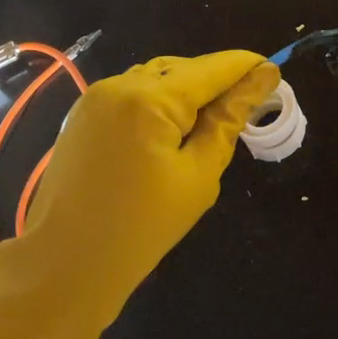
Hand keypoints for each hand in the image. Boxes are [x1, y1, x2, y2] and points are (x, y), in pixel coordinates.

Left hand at [27, 51, 279, 290]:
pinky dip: (159, 104)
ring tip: (206, 129)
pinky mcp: (83, 115)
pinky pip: (134, 93)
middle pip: (186, 68)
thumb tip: (264, 77)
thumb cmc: (140, 228)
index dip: (248, 68)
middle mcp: (120, 84)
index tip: (276, 74)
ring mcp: (97, 98)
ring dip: (187, 93)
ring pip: (159, 77)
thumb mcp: (199, 174)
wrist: (61, 270)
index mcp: (150, 98)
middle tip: (243, 115)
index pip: (213, 68)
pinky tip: (169, 136)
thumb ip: (229, 119)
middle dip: (217, 84)